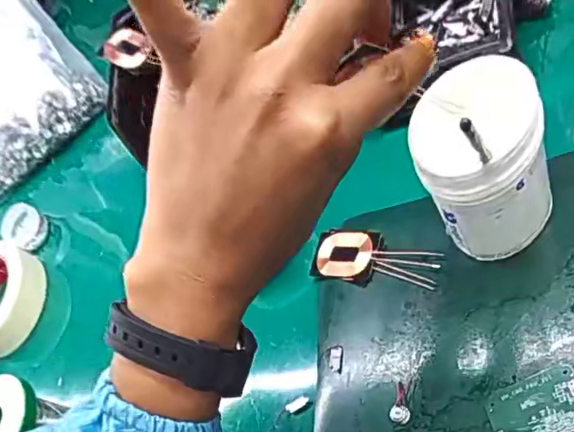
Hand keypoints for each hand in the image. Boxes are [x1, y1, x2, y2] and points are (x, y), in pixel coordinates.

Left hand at [114, 0, 434, 415]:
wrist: (200, 263)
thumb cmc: (261, 239)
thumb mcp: (323, 185)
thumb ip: (341, 126)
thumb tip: (355, 85)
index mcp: (327, 129)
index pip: (387, 74)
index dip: (409, 57)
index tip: (413, 48)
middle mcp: (285, 87)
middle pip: (341, 2)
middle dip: (365, 4)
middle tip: (358, 24)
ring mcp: (232, 68)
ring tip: (296, 9)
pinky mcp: (185, 66)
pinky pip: (161, 3)